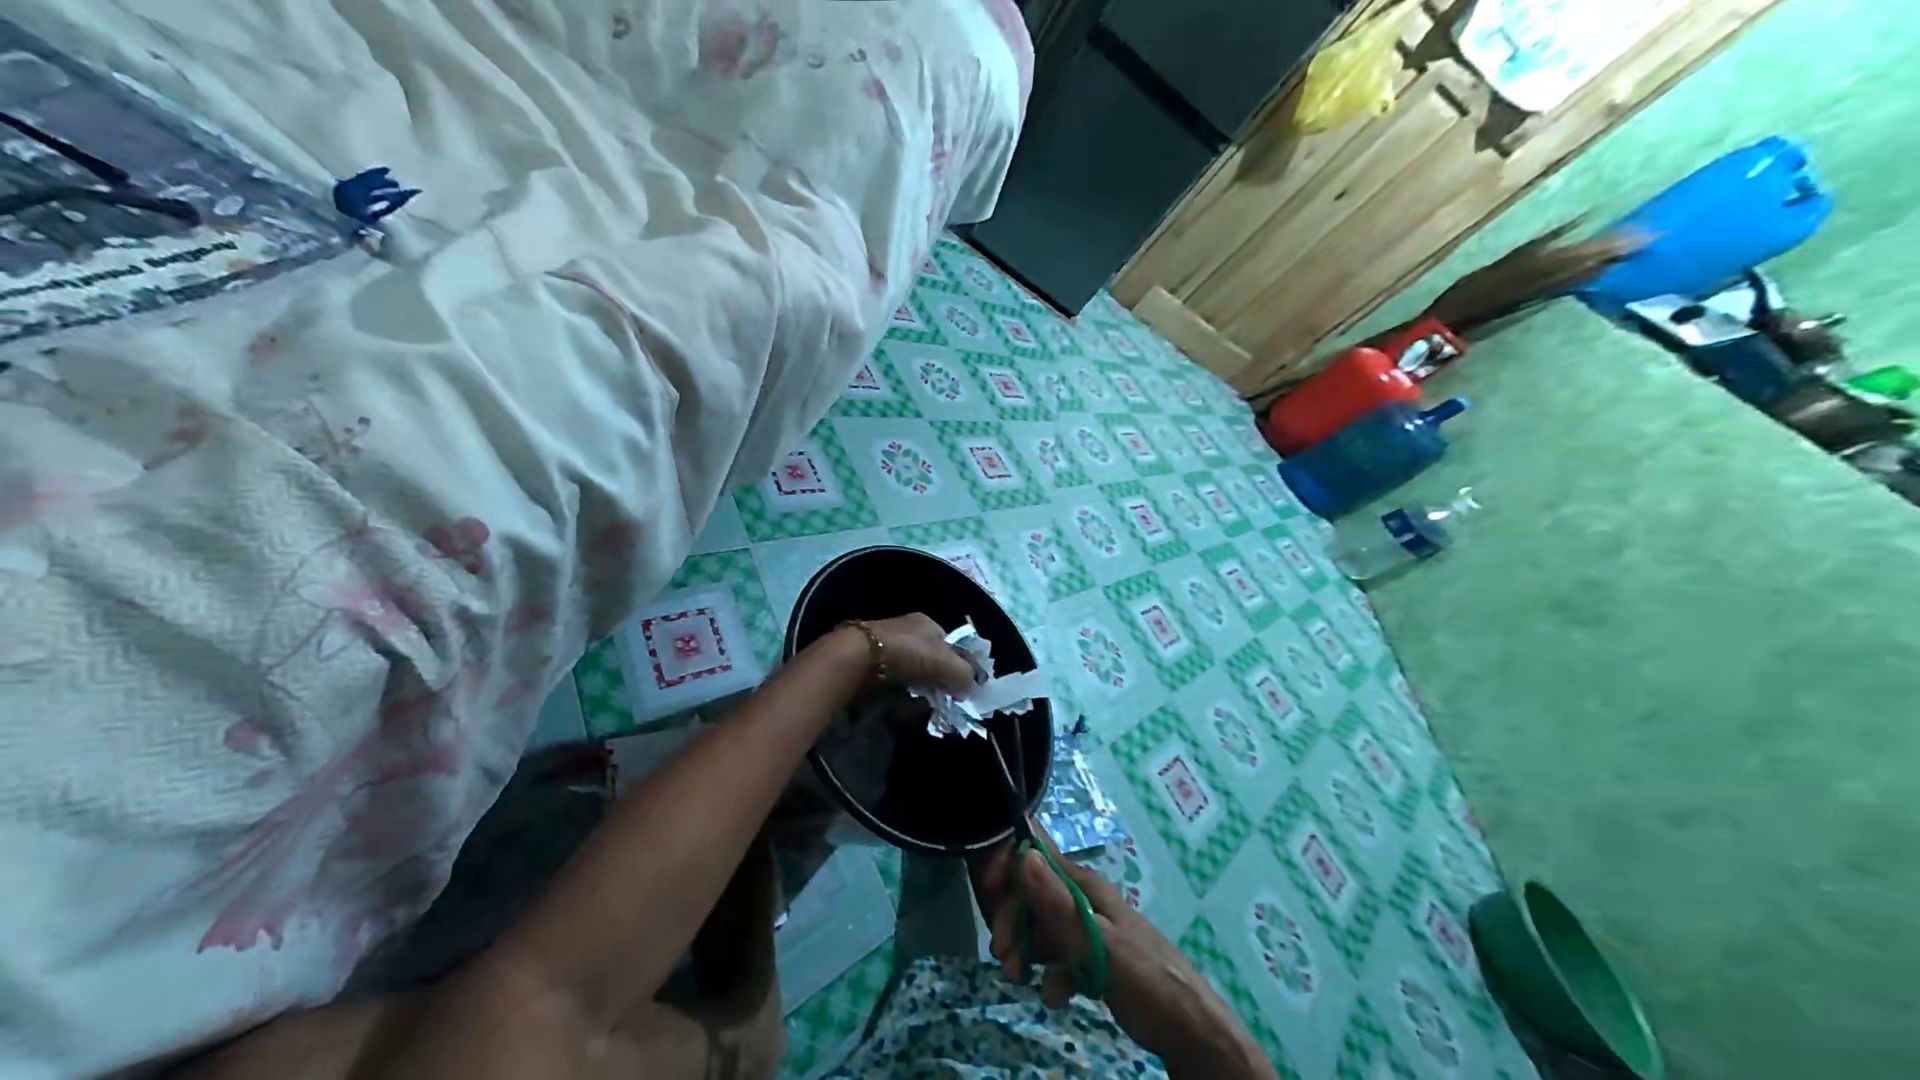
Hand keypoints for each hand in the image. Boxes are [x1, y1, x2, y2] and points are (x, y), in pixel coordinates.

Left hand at [842, 614, 975, 691]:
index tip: (961, 687)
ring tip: (923, 701)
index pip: (951, 645)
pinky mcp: (872, 659)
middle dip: (939, 677)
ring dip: (920, 684)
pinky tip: (902, 698)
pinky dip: (901, 687)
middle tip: (943, 698)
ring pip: (913, 668)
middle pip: (932, 657)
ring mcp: (888, 643)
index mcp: (928, 623)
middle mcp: (909, 629)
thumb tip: (972, 689)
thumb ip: (963, 675)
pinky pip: (895, 676)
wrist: (859, 657)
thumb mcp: (945, 663)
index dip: (959, 665)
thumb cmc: (908, 653)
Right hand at [971, 826, 1276, 1078]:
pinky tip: (1055, 998)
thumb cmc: (1144, 976)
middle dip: (1013, 922)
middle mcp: (1085, 899)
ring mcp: (1089, 928)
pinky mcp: (1092, 956)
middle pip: (1034, 897)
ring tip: (1018, 978)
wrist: (1187, 1027)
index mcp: (1086, 885)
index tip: (989, 893)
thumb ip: (1057, 903)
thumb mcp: (1096, 942)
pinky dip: (1051, 974)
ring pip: (1043, 929)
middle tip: (1001, 955)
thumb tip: (1024, 854)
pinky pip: (1059, 956)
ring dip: (1026, 951)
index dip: (1009, 867)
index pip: (1037, 858)